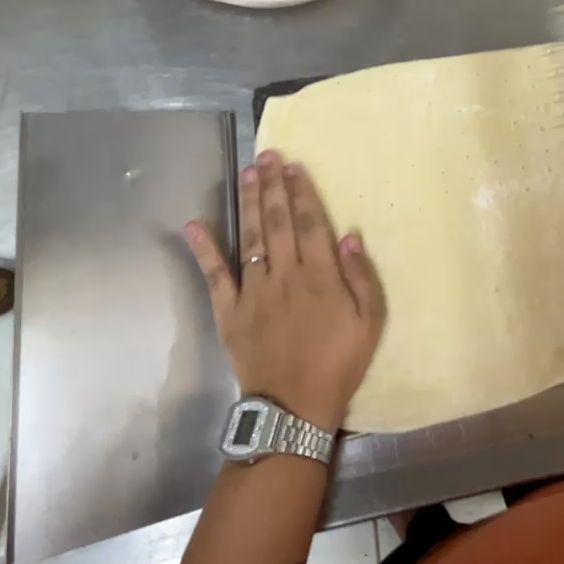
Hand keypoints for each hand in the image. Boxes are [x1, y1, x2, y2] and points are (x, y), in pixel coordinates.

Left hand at [184, 151, 385, 430]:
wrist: (295, 408)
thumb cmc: (339, 363)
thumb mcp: (370, 322)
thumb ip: (360, 276)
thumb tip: (349, 233)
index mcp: (320, 275)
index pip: (310, 222)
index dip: (303, 192)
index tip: (295, 166)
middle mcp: (285, 274)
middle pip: (278, 221)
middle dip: (274, 185)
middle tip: (269, 155)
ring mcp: (254, 291)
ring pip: (250, 237)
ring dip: (248, 202)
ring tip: (248, 172)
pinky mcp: (230, 311)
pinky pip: (215, 275)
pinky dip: (204, 249)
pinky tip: (194, 224)